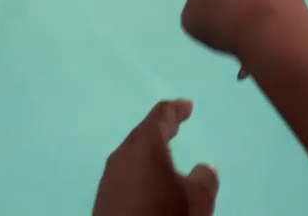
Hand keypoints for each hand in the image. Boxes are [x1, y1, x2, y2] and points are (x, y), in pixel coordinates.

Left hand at [91, 99, 218, 215]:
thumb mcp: (197, 201)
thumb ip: (204, 179)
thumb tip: (203, 168)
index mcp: (145, 144)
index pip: (161, 115)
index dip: (176, 109)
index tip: (188, 106)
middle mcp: (123, 154)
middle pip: (143, 133)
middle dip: (161, 130)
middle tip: (176, 126)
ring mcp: (109, 178)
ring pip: (132, 156)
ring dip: (149, 155)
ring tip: (165, 160)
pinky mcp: (103, 201)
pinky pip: (125, 176)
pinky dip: (140, 174)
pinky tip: (148, 188)